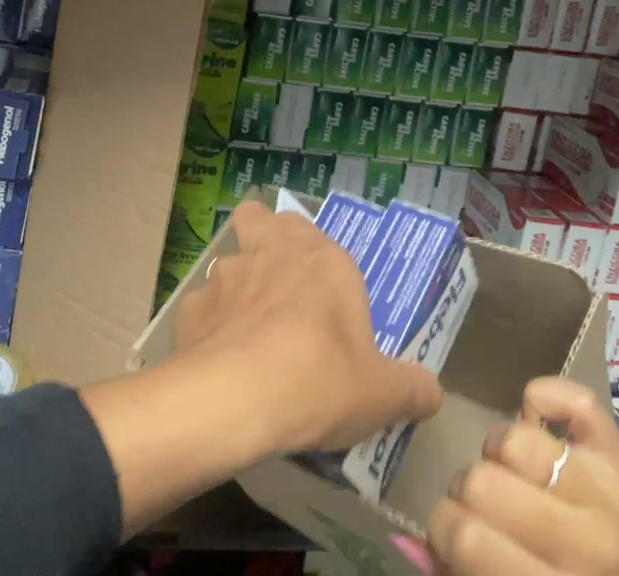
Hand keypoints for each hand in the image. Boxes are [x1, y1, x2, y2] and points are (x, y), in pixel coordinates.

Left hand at [171, 200, 443, 454]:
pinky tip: (219, 361)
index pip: (313, 229)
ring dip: (236, 288)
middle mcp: (270, 253)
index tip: (324, 289)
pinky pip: (202, 310)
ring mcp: (224, 277)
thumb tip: (430, 394)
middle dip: (263, 236)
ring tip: (246, 333)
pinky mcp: (189, 309)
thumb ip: (411, 389)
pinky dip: (210, 328)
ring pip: (227, 264)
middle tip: (277, 280)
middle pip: (258, 219)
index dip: (314, 251)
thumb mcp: (382, 395)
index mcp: (323, 260)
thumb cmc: (320, 380)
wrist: (235, 400)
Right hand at [425, 378, 618, 575]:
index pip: (466, 538)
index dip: (443, 531)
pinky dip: (542, 399)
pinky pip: (568, 396)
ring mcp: (607, 484)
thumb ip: (469, 574)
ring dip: (498, 456)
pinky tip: (541, 428)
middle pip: (480, 482)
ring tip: (517, 477)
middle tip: (490, 513)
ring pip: (510, 440)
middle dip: (468, 495)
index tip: (455, 539)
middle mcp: (585, 537)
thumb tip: (415, 541)